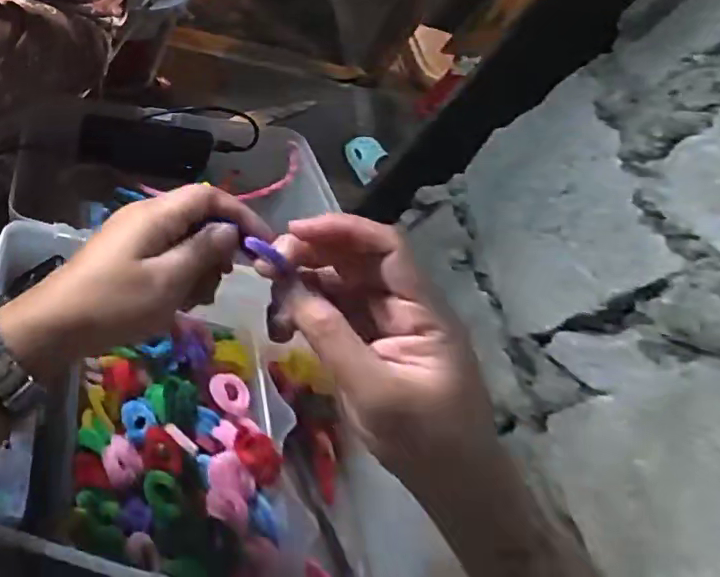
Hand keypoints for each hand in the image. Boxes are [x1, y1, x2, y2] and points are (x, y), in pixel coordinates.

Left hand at [0, 186, 272, 378]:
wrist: (57, 322)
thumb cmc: (116, 302)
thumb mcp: (168, 281)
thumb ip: (202, 251)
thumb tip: (229, 229)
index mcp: (154, 214)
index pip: (208, 195)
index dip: (241, 215)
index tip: (264, 249)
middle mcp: (144, 216)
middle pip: (197, 218)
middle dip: (217, 249)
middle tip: (215, 286)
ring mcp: (132, 235)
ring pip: (183, 240)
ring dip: (198, 268)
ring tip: (190, 301)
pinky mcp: (125, 254)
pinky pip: (165, 255)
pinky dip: (178, 275)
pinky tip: (173, 303)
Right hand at [255, 213, 496, 486]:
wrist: (454, 489)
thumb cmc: (425, 440)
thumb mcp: (373, 390)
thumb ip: (329, 334)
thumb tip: (287, 286)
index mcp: (420, 310)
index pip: (385, 246)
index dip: (340, 229)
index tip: (292, 232)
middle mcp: (399, 305)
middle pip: (350, 257)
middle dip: (305, 253)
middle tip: (265, 267)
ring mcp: (379, 320)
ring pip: (331, 279)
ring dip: (296, 282)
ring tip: (270, 304)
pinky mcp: (361, 337)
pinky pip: (324, 307)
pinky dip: (298, 309)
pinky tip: (280, 328)